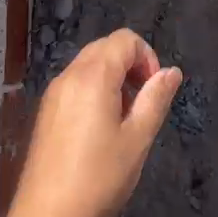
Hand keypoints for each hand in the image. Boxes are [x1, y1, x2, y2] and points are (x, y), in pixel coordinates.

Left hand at [8, 28, 183, 216]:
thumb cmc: (97, 178)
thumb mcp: (136, 140)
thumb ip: (156, 99)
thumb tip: (172, 71)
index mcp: (93, 76)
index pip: (125, 39)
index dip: (147, 57)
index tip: (154, 91)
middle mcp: (69, 75)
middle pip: (106, 47)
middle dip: (130, 65)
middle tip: (142, 102)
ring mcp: (53, 94)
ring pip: (89, 64)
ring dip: (112, 78)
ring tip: (123, 119)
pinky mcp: (45, 113)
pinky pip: (74, 83)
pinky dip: (93, 90)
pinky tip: (99, 129)